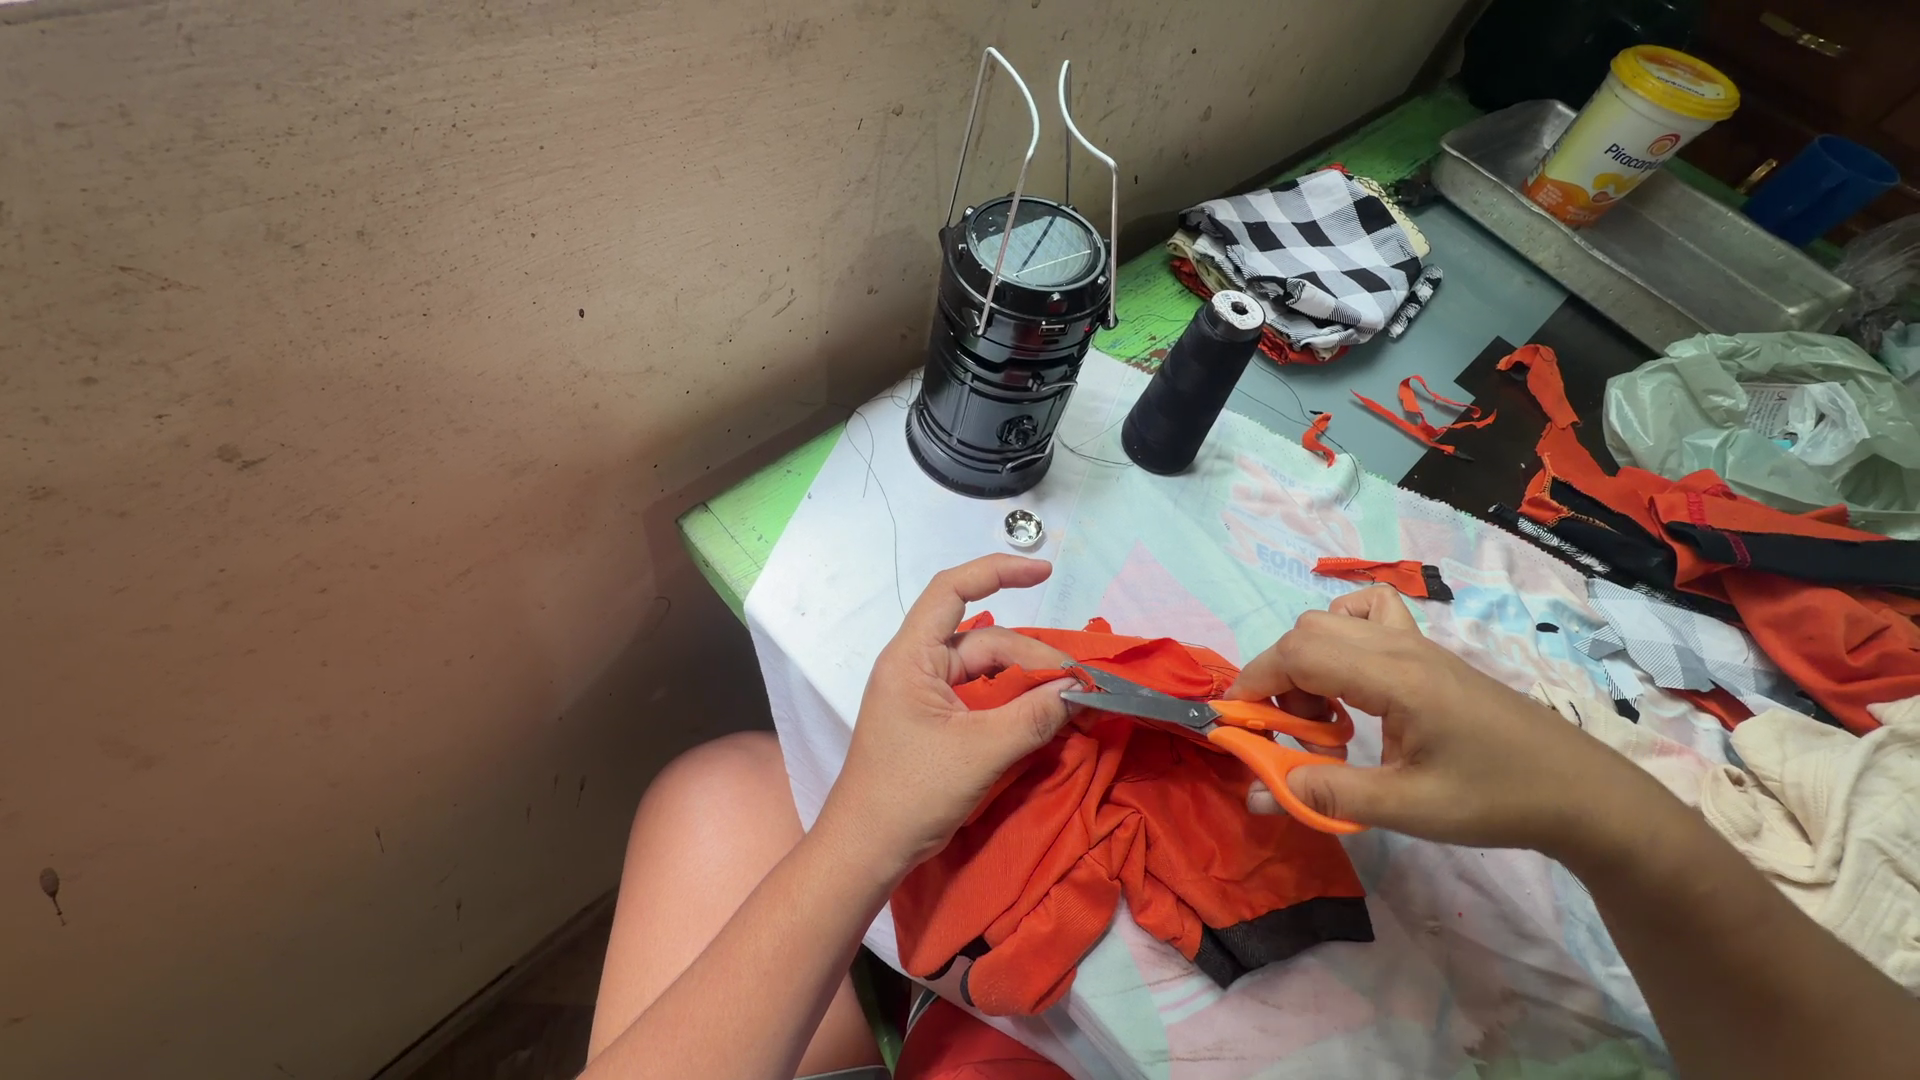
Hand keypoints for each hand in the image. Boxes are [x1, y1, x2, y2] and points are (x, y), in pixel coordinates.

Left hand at [815, 555, 1075, 878]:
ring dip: (1026, 681)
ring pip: (986, 671)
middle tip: (1079, 686)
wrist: (867, 850)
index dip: (998, 571)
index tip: (1044, 572)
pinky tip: (1042, 714)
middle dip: (1032, 659)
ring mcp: (925, 694)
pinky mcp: (934, 720)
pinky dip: (1012, 702)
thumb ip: (1034, 716)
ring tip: (1069, 698)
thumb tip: (1080, 689)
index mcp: (911, 657)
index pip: (952, 590)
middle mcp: (917, 666)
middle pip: (984, 641)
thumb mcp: (980, 753)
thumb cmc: (911, 794)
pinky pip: (981, 696)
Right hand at [1226, 586, 1654, 855]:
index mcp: (1396, 678)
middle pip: (1308, 630)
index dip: (1255, 681)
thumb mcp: (1407, 809)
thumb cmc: (1496, 801)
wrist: (1582, 794)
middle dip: (1277, 675)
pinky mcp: (1428, 653)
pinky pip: (1368, 614)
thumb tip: (1255, 792)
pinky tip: (1351, 681)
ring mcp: (1417, 643)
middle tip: (1289, 731)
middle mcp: (1401, 646)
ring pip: (1333, 620)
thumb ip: (1327, 795)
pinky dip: (1340, 635)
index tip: (1239, 723)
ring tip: (1324, 716)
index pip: (1299, 652)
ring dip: (1306, 660)